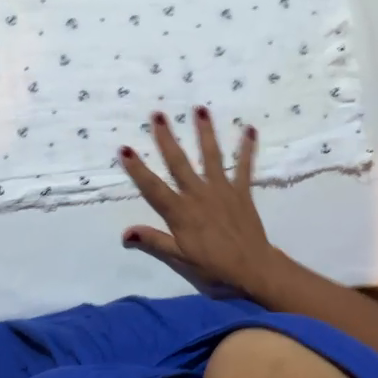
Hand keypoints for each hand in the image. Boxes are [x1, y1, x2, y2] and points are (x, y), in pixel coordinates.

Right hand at [119, 107, 287, 296]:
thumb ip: (154, 241)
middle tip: (157, 114)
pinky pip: (244, 167)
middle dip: (167, 138)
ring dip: (205, 132)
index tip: (125, 149)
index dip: (137, 169)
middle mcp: (198, 194)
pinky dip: (247, 149)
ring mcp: (222, 190)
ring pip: (211, 156)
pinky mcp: (242, 192)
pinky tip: (250, 129)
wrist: (252, 268)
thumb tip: (125, 233)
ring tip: (200, 109)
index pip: (153, 187)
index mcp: (180, 211)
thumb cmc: (213, 265)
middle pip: (179, 162)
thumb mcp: (179, 257)